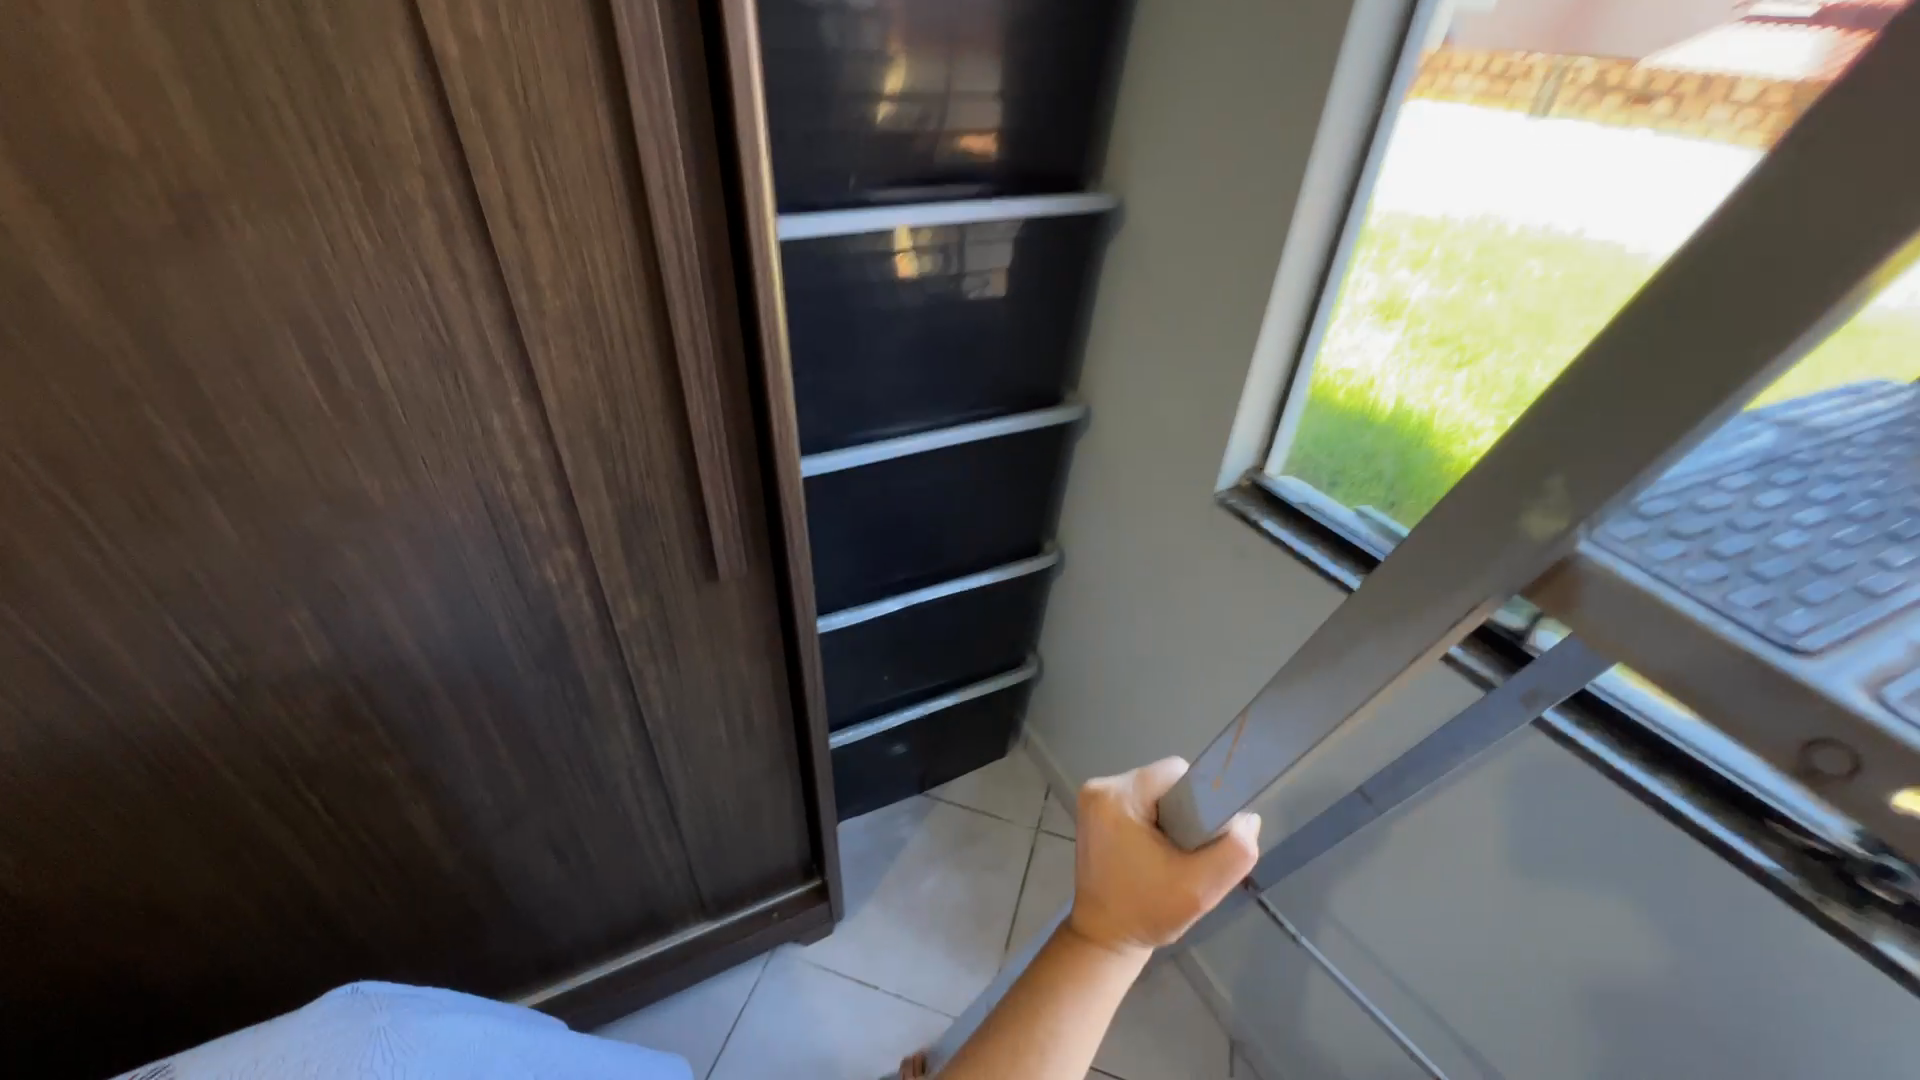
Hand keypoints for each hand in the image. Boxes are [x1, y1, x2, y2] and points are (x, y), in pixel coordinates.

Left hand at [1066, 757, 1260, 957]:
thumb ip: (1234, 852)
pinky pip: (1137, 802)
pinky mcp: (1093, 813)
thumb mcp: (1200, 889)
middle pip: (1164, 781)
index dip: (1201, 798)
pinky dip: (1152, 822)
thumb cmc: (1147, 912)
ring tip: (1171, 853)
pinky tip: (1154, 852)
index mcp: (1118, 796)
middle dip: (1184, 810)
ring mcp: (1093, 799)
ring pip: (1153, 792)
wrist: (1104, 938)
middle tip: (1188, 849)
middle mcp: (1100, 788)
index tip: (1204, 832)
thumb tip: (1247, 818)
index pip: (1176, 773)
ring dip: (1169, 817)